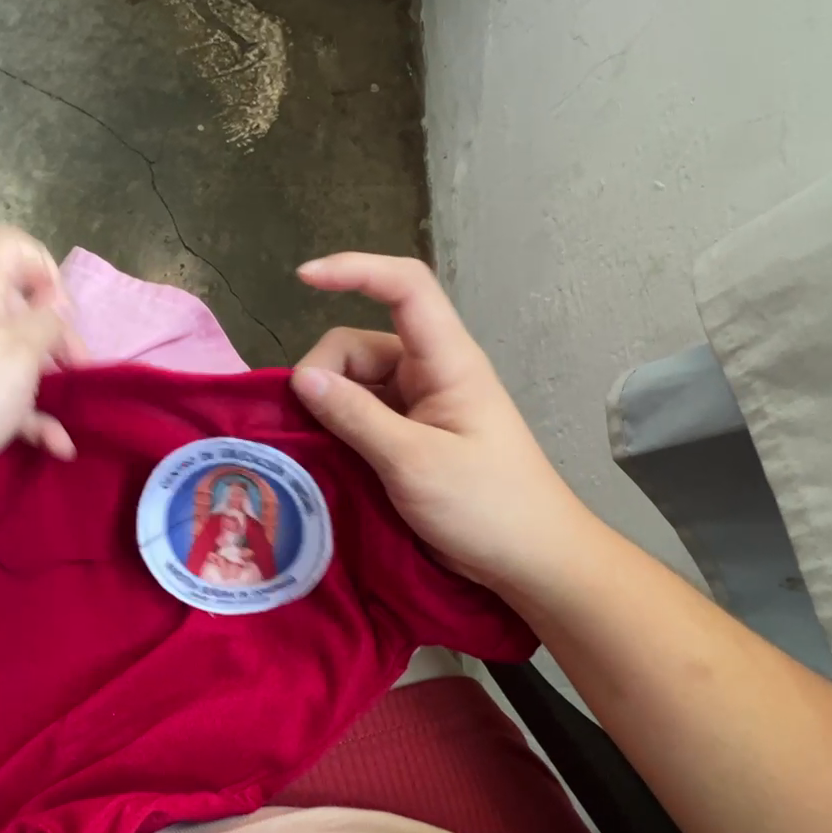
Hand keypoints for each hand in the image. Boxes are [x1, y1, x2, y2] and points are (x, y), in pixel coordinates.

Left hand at [0, 227, 81, 501]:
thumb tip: (55, 304)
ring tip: (71, 415)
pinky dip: (25, 411)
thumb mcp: (20, 354)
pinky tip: (54, 445)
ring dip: (46, 382)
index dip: (46, 270)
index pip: (12, 246)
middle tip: (79, 371)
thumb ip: (47, 322)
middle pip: (17, 303)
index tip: (63, 316)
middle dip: (56, 337)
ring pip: (10, 351)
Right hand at [290, 254, 600, 598]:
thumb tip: (302, 379)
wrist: (530, 561)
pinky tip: (320, 455)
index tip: (303, 279)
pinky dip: (336, 430)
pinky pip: (359, 417)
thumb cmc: (487, 506)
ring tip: (313, 450)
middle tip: (307, 427)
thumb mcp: (414, 463)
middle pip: (359, 346)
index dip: (355, 270)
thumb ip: (356, 418)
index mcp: (447, 362)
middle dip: (324, 374)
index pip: (405, 288)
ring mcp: (418, 408)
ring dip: (326, 408)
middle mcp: (429, 374)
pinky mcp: (407, 439)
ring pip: (353, 385)